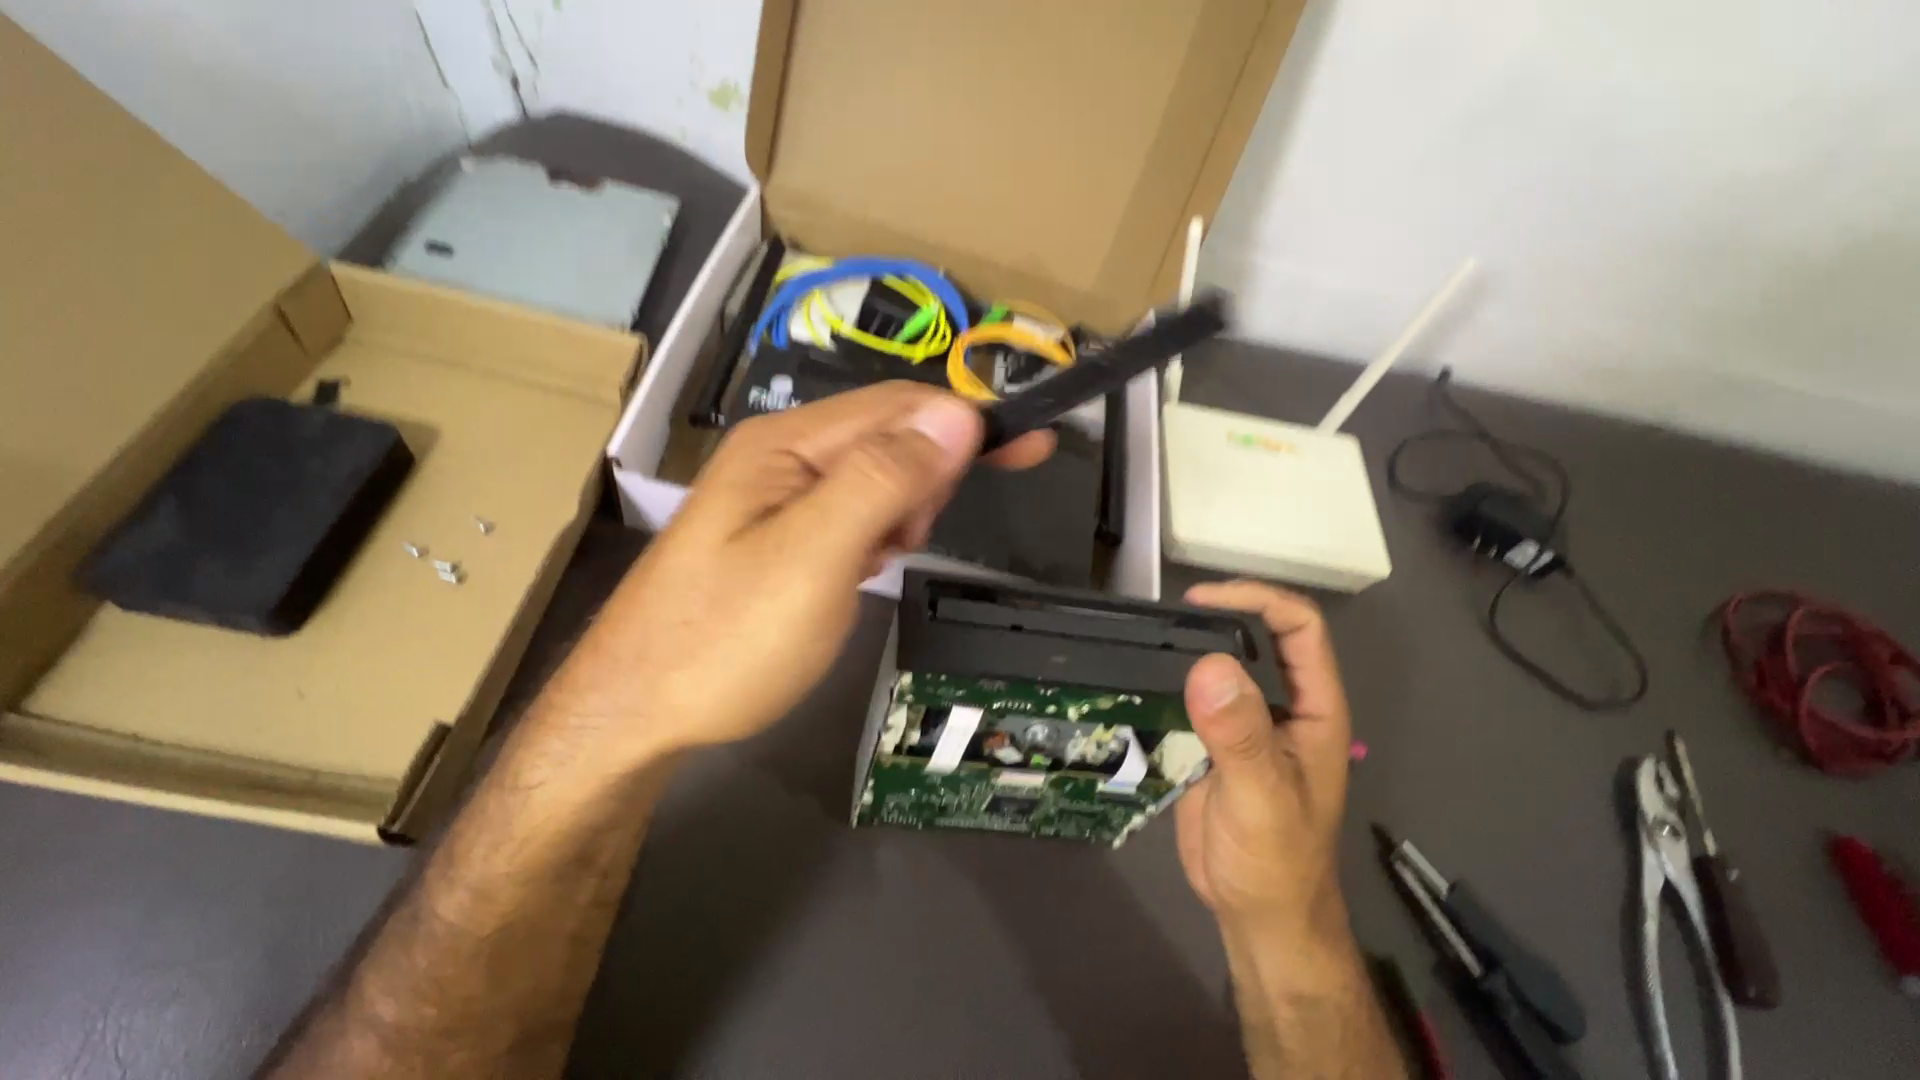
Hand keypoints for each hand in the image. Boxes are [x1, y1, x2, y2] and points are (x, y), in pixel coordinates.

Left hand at [536, 382, 1052, 763]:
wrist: (636, 713)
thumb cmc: (725, 640)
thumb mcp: (815, 557)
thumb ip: (885, 479)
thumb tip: (958, 412)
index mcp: (787, 444)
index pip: (900, 405)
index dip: (969, 420)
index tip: (1035, 447)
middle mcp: (780, 455)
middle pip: (888, 436)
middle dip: (925, 480)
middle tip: (907, 544)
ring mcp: (775, 497)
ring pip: (874, 479)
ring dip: (901, 513)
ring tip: (877, 565)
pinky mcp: (776, 536)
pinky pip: (850, 514)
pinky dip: (875, 536)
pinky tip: (860, 571)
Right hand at [1175, 581, 1353, 950]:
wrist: (1258, 917)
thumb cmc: (1277, 862)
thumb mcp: (1262, 799)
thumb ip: (1239, 735)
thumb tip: (1209, 665)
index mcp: (1314, 711)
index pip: (1300, 630)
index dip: (1259, 600)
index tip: (1202, 599)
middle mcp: (1284, 709)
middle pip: (1260, 639)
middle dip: (1220, 618)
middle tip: (1165, 617)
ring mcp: (1247, 728)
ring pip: (1224, 668)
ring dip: (1191, 649)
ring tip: (1145, 639)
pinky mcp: (1214, 748)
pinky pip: (1194, 701)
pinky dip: (1170, 684)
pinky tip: (1138, 680)